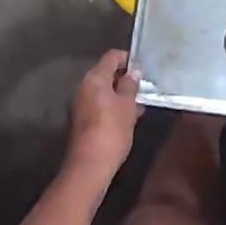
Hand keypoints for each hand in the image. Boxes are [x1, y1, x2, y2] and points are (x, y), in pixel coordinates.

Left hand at [64, 50, 141, 178]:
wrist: (89, 167)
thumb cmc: (111, 131)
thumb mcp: (127, 106)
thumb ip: (130, 85)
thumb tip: (133, 72)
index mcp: (94, 78)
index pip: (112, 57)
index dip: (128, 59)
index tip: (142, 68)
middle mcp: (84, 87)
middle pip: (106, 73)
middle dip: (125, 79)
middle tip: (143, 87)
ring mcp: (81, 104)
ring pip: (104, 90)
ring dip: (120, 94)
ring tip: (139, 104)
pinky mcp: (82, 120)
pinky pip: (99, 104)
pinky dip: (113, 106)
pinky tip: (128, 118)